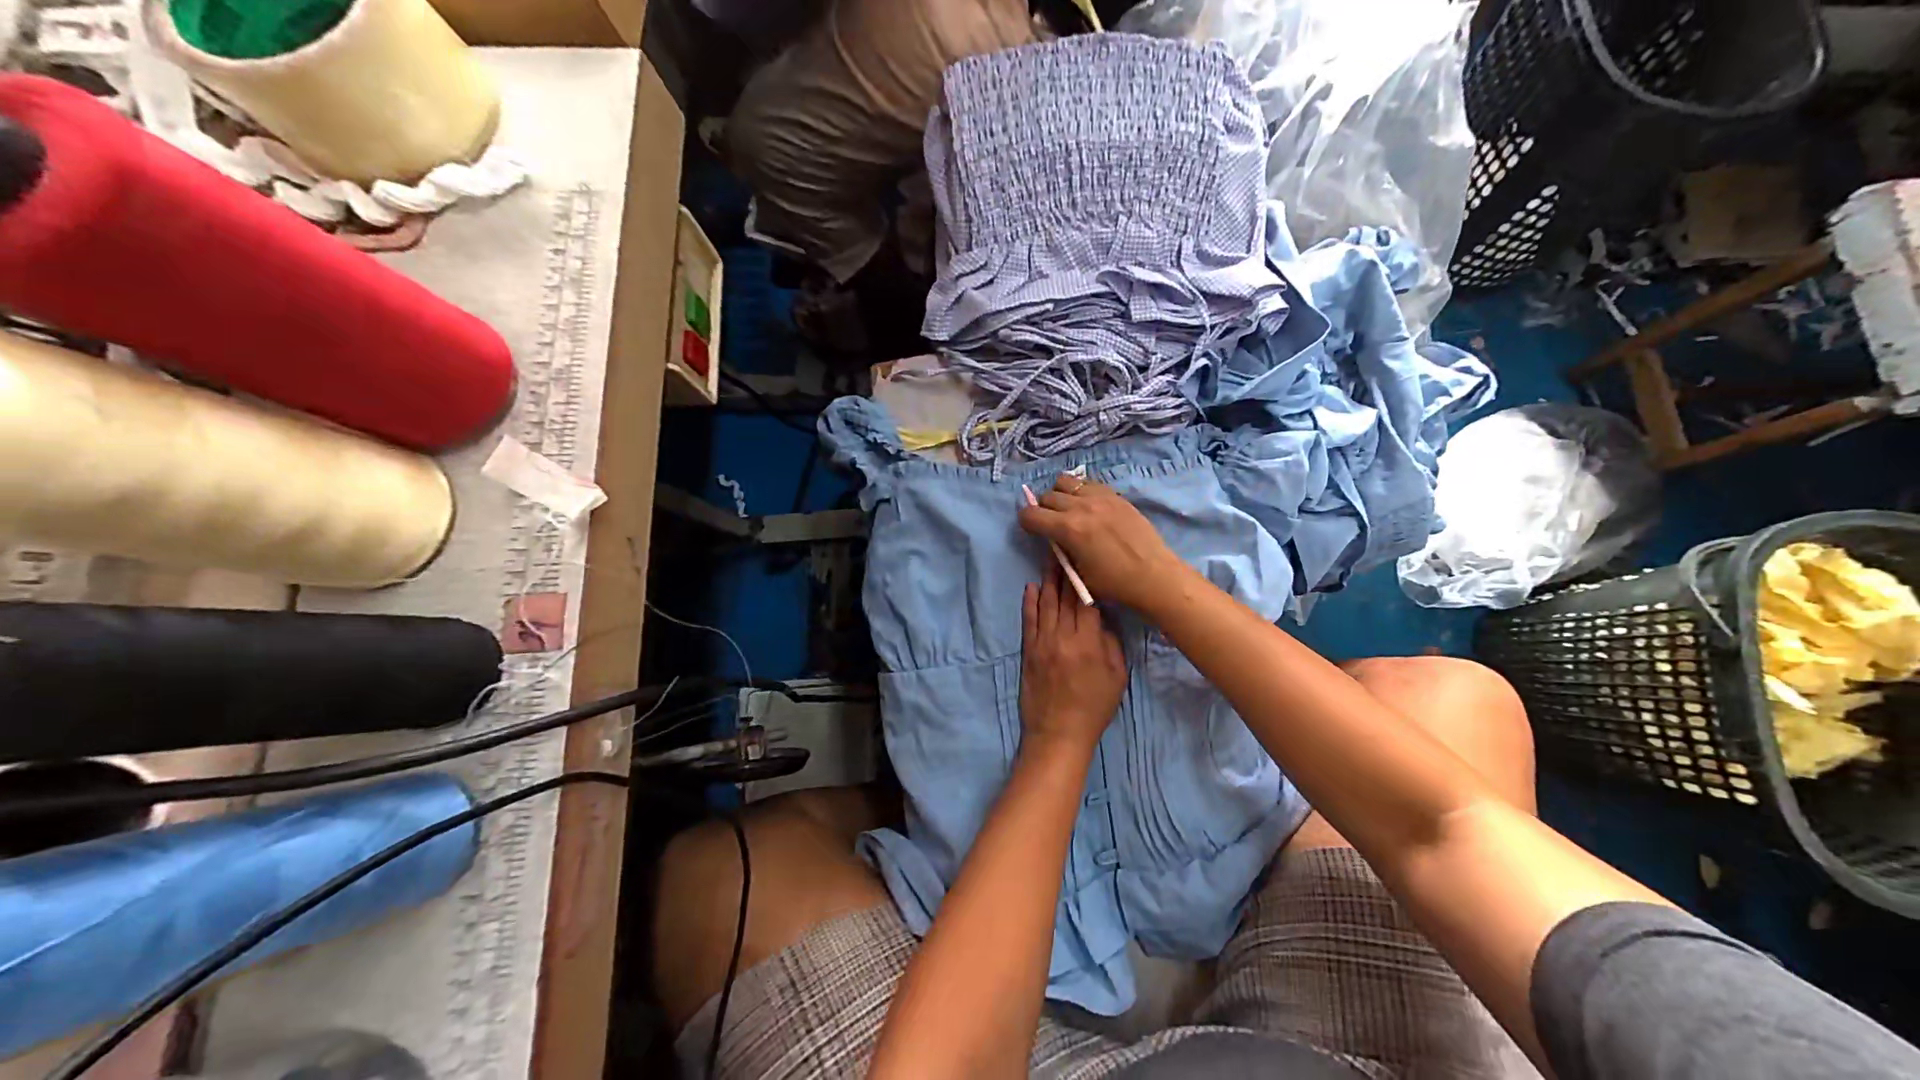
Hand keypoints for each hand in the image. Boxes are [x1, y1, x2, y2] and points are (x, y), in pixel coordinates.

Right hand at [1017, 474, 1191, 612]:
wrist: (1154, 575)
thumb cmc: (1115, 583)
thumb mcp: (1078, 573)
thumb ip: (1060, 551)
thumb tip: (1052, 538)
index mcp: (1068, 529)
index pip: (1031, 514)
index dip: (1025, 522)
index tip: (1031, 529)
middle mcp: (1081, 506)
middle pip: (1046, 496)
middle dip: (1042, 509)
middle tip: (1050, 523)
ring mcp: (1100, 497)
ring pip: (1065, 482)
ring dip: (1059, 494)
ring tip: (1067, 509)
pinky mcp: (1115, 495)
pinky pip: (1087, 483)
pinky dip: (1080, 491)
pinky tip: (1087, 506)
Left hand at [1020, 565, 1126, 754]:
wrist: (1058, 733)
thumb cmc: (1094, 707)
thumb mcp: (1117, 675)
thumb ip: (1111, 642)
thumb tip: (1103, 616)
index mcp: (1089, 642)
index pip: (1087, 600)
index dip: (1086, 577)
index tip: (1086, 557)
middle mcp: (1063, 637)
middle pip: (1064, 596)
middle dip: (1065, 571)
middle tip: (1065, 548)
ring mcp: (1042, 642)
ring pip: (1045, 603)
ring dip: (1048, 580)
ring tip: (1050, 559)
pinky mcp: (1028, 650)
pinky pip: (1028, 620)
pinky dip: (1029, 602)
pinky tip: (1030, 587)